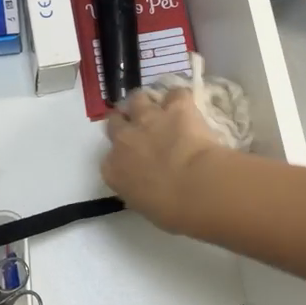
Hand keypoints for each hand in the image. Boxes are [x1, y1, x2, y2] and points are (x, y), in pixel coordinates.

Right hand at [102, 88, 227, 233]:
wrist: (197, 188)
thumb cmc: (173, 210)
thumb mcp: (145, 206)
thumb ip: (139, 189)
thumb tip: (147, 185)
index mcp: (114, 170)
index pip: (109, 158)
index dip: (121, 156)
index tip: (132, 160)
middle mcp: (125, 139)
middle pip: (115, 121)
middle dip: (126, 122)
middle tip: (141, 130)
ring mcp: (149, 118)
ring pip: (138, 98)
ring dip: (147, 104)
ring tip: (160, 111)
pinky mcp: (175, 107)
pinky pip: (175, 94)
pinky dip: (180, 100)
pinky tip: (188, 108)